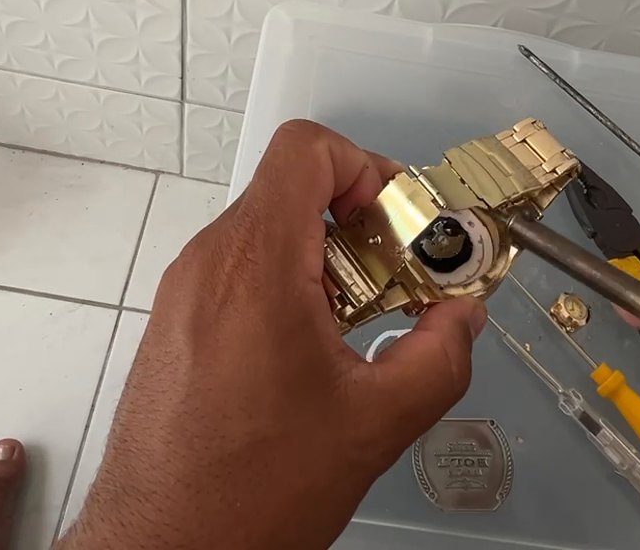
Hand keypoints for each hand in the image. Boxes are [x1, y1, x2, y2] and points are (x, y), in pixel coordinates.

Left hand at [61, 120, 486, 549]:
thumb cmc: (250, 492)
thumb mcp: (373, 424)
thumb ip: (438, 357)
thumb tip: (462, 316)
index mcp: (256, 262)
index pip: (304, 148)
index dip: (361, 165)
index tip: (392, 222)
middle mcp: (211, 258)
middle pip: (291, 186)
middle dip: (356, 220)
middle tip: (394, 276)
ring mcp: (186, 285)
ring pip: (268, 226)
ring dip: (324, 255)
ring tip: (357, 320)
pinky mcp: (177, 315)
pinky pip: (240, 263)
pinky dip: (287, 279)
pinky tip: (311, 346)